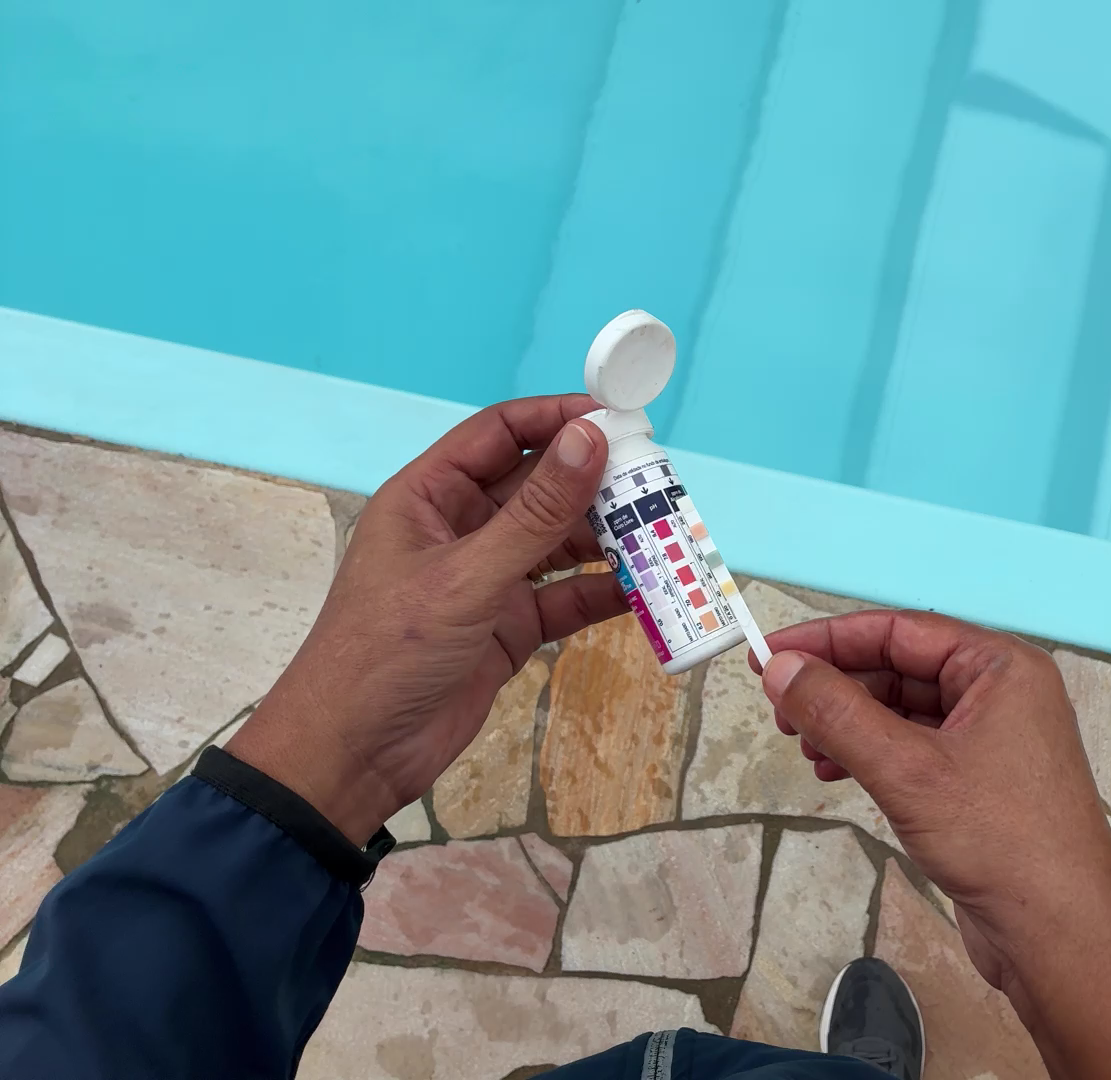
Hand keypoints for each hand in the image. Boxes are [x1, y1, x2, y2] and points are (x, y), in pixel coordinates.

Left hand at [227, 395, 627, 844]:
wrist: (357, 757)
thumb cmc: (392, 650)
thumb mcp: (469, 575)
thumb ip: (537, 512)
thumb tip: (590, 440)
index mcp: (432, 497)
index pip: (501, 435)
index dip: (557, 418)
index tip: (617, 418)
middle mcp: (467, 529)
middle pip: (542, 488)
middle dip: (597, 483)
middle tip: (657, 481)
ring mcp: (494, 577)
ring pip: (562, 541)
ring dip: (609, 539)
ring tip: (662, 533)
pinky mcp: (515, 622)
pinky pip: (570, 595)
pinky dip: (605, 591)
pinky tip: (645, 589)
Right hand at [757, 613, 1110, 1079]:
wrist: (1062, 938)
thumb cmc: (997, 838)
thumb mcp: (908, 769)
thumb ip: (839, 713)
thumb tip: (779, 667)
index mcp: (1001, 665)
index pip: (902, 630)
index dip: (832, 639)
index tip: (772, 653)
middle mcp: (1001, 689)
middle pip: (904, 667)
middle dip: (839, 686)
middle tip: (780, 709)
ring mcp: (994, 735)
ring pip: (906, 708)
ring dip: (851, 722)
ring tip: (803, 746)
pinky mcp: (983, 777)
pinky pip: (917, 745)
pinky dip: (874, 752)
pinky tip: (836, 770)